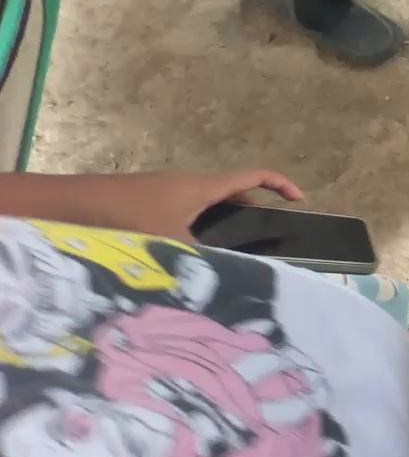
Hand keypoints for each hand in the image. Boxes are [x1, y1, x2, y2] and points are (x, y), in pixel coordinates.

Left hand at [84, 169, 303, 241]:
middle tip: (254, 232)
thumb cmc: (125, 216)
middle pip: (232, 189)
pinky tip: (175, 243)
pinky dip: (192, 219)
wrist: (62, 202)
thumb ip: (198, 257)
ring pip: (204, 198)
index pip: (257, 176)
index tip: (298, 199)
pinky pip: (182, 203)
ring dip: (217, 216)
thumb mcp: (168, 241)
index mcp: (205, 186)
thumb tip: (223, 281)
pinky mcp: (143, 194)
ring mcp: (164, 185)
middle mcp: (190, 180)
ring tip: (216, 244)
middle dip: (248, 208)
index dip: (282, 185)